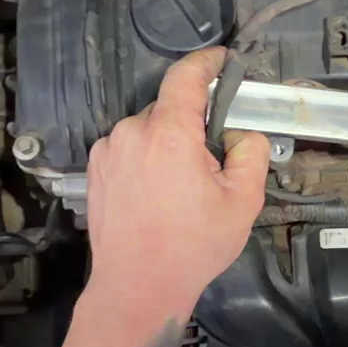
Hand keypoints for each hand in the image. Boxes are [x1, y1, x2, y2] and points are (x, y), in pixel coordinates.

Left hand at [84, 48, 269, 316]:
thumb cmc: (193, 246)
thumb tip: (241, 135)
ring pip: (148, 132)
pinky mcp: (96, 170)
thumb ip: (251, 153)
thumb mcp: (243, 202)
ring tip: (180, 192)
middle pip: (170, 111)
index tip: (222, 60)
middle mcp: (132, 132)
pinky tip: (156, 197)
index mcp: (169, 133)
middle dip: (192, 129)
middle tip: (210, 168)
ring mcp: (108, 151)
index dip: (207, 62)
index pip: (186, 76)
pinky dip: (146, 162)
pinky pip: (129, 151)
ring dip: (167, 147)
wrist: (138, 285)